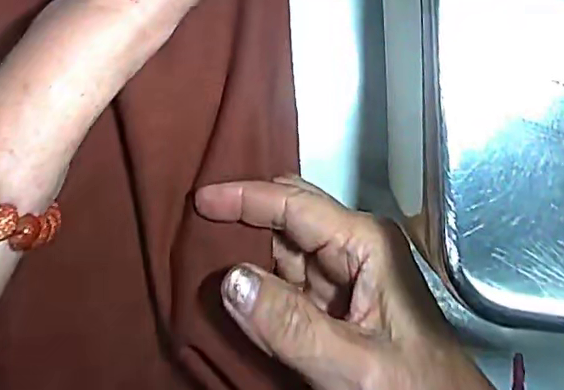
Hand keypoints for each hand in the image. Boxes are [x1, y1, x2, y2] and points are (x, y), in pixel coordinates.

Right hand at [194, 178, 491, 389]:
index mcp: (365, 242)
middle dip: (246, 218)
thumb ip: (292, 325)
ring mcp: (349, 275)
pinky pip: (292, 284)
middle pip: (289, 216)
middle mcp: (356, 246)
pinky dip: (263, 287)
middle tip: (197, 224)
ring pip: (287, 249)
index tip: (201, 199)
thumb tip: (231, 279)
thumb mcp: (355, 367)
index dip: (244, 197)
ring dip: (250, 254)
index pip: (293, 203)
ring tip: (206, 253)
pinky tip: (238, 291)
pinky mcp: (341, 306)